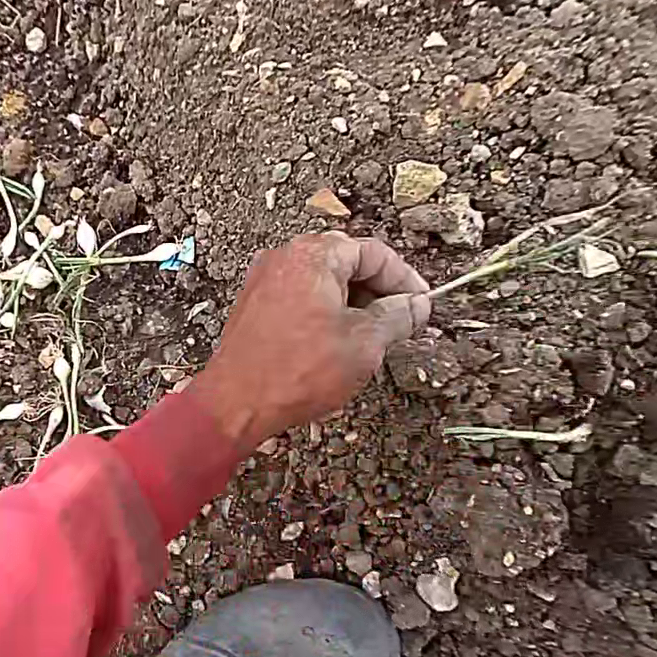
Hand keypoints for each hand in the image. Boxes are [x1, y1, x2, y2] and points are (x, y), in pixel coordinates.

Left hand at [188, 233, 430, 449]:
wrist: (236, 403)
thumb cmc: (295, 372)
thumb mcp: (365, 344)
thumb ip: (398, 316)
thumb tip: (417, 306)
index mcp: (314, 256)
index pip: (374, 253)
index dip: (404, 280)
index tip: (421, 304)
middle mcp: (285, 258)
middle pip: (348, 263)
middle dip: (379, 292)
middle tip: (400, 322)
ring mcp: (266, 280)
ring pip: (325, 282)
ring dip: (355, 305)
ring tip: (372, 339)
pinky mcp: (256, 305)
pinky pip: (303, 298)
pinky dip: (328, 313)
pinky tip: (339, 344)